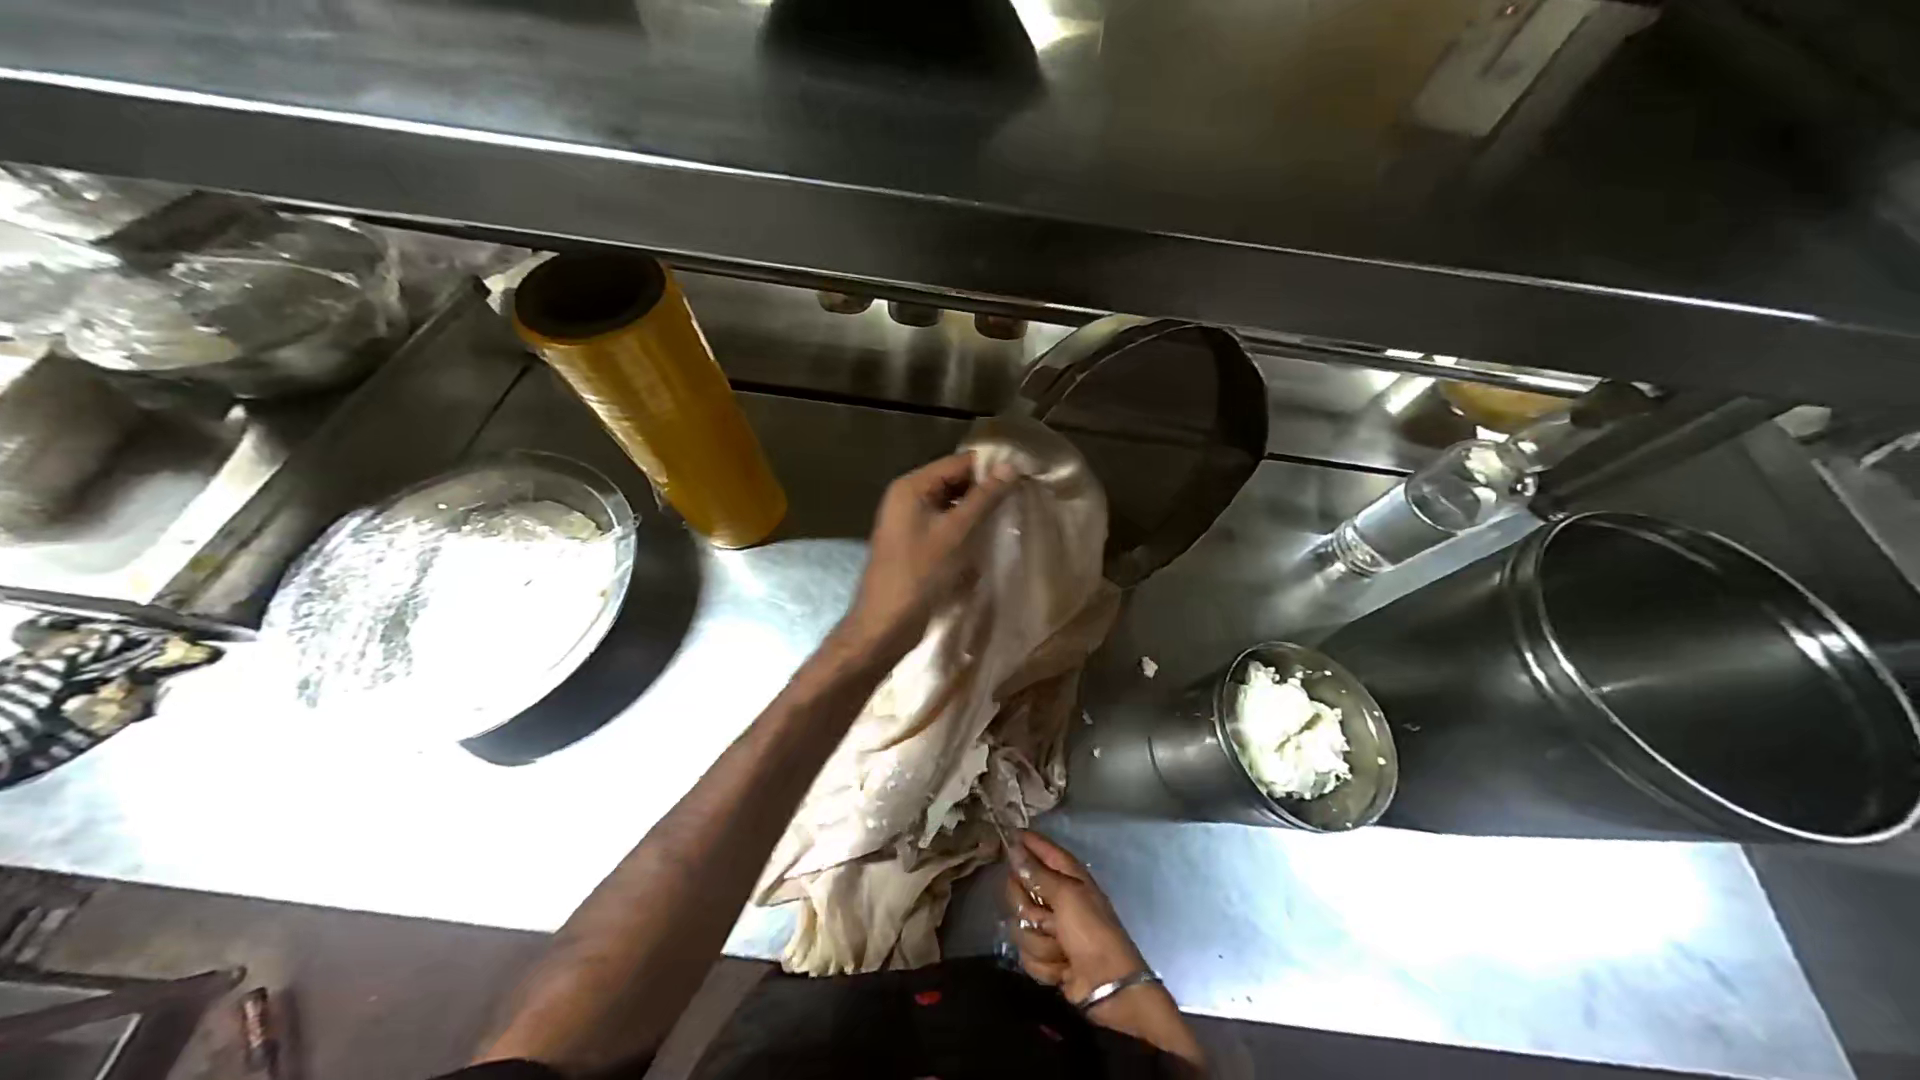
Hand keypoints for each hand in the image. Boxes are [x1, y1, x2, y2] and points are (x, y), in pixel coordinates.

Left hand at [841, 451, 1017, 656]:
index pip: (958, 462)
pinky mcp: (915, 543)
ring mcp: (910, 521)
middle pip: (954, 481)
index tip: (1024, 475)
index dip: (990, 467)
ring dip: (977, 511)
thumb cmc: (919, 574)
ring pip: (951, 505)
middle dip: (985, 490)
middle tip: (1021, 497)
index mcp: (911, 487)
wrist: (885, 623)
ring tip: (1011, 516)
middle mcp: (907, 497)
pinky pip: (945, 525)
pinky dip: (965, 528)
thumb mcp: (955, 533)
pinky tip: (988, 537)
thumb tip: (1010, 466)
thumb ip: (983, 499)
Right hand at [1003, 830, 1148, 1005]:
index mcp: (1068, 876)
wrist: (1108, 985)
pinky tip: (1061, 967)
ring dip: (1040, 939)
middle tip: (1046, 918)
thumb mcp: (1066, 896)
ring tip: (1060, 947)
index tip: (1007, 835)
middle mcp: (1057, 897)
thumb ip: (1037, 874)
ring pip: (1020, 924)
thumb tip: (1014, 848)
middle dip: (1028, 908)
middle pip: (1019, 889)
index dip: (1027, 841)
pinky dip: (1044, 962)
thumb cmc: (1091, 932)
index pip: (1043, 850)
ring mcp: (1049, 927)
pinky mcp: (1044, 955)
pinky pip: (1026, 952)